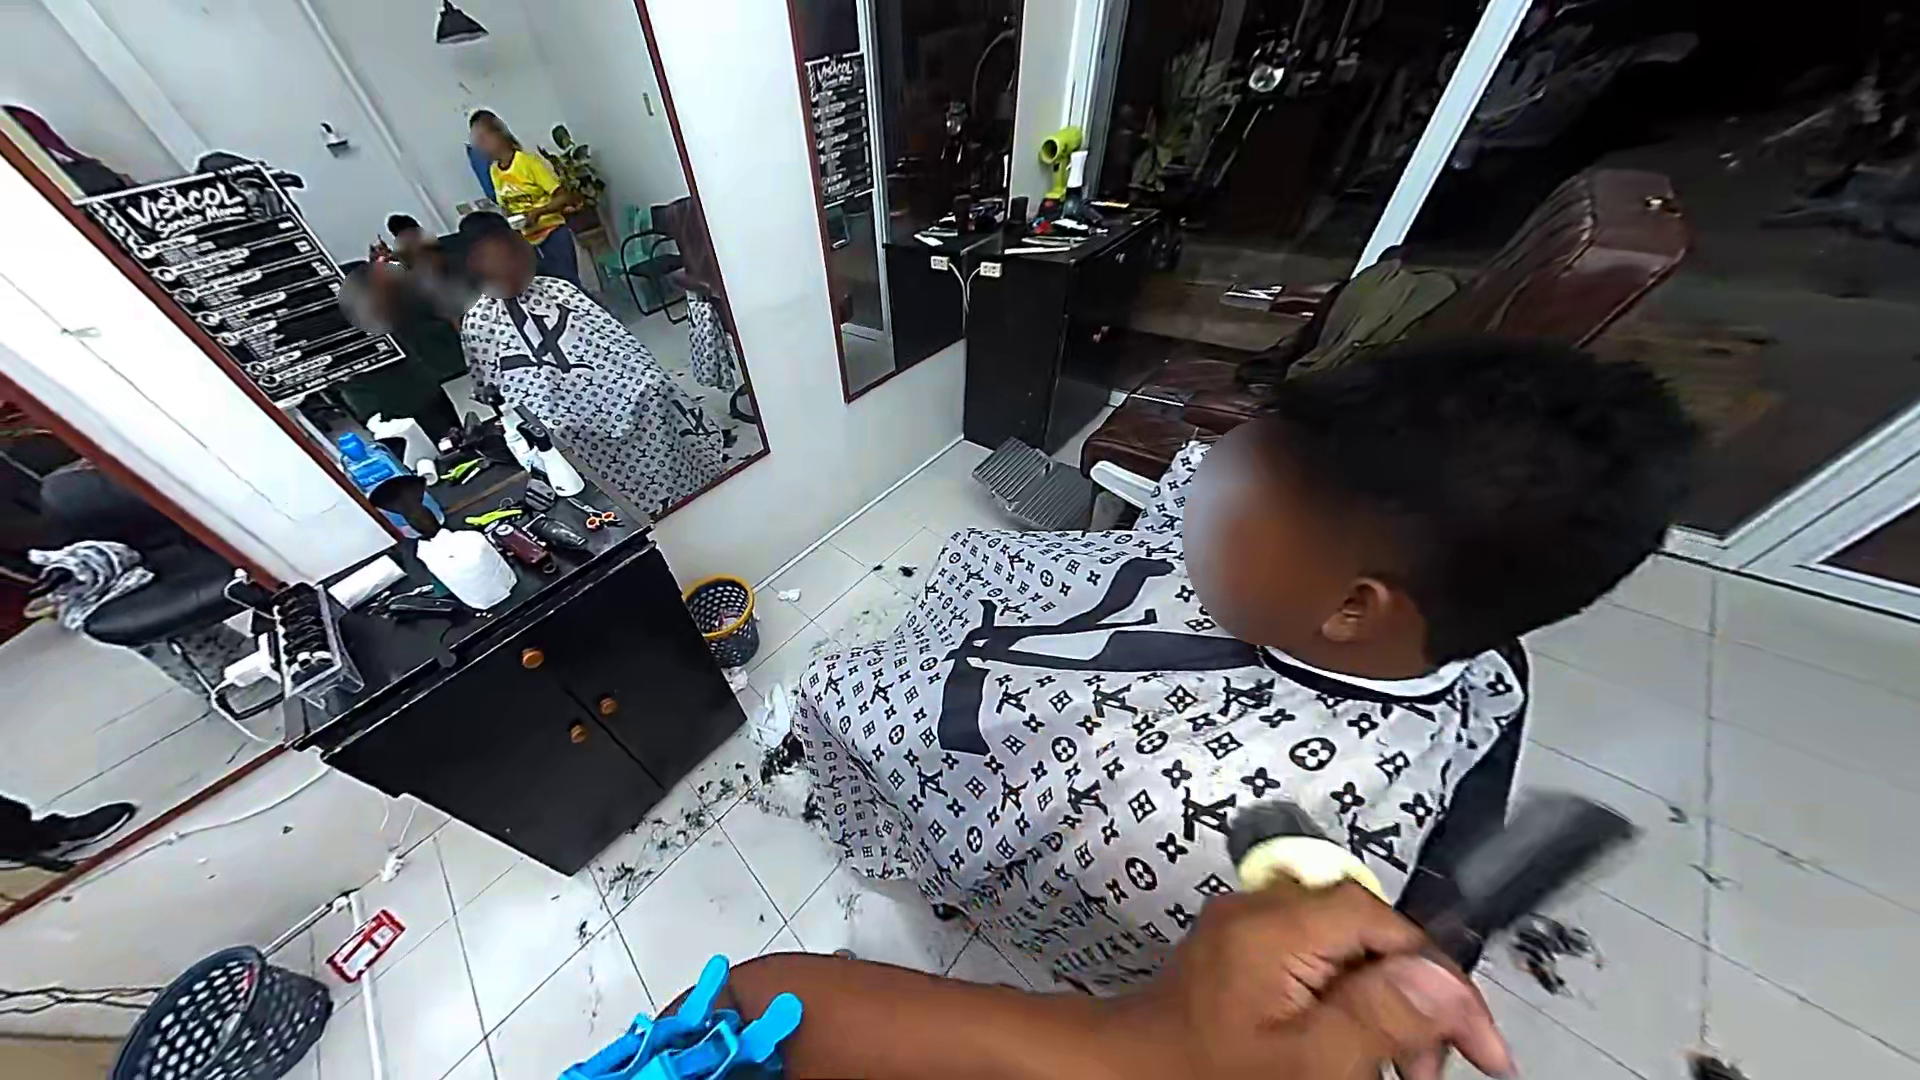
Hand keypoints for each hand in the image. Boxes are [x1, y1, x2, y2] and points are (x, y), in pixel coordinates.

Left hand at [1120, 881, 1513, 1079]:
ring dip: (1378, 1000)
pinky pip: (1307, 956)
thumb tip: (1443, 977)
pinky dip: (1341, 998)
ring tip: (1394, 1069)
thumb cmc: (1220, 1077)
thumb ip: (1378, 1013)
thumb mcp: (1313, 1064)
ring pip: (1337, 944)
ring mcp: (1243, 926)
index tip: (1480, 1045)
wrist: (1138, 1072)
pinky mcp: (1238, 947)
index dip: (1435, 969)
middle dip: (1408, 992)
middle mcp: (1255, 910)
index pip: (1371, 913)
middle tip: (1424, 1070)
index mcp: (1272, 926)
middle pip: (1357, 927)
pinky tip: (1349, 1049)